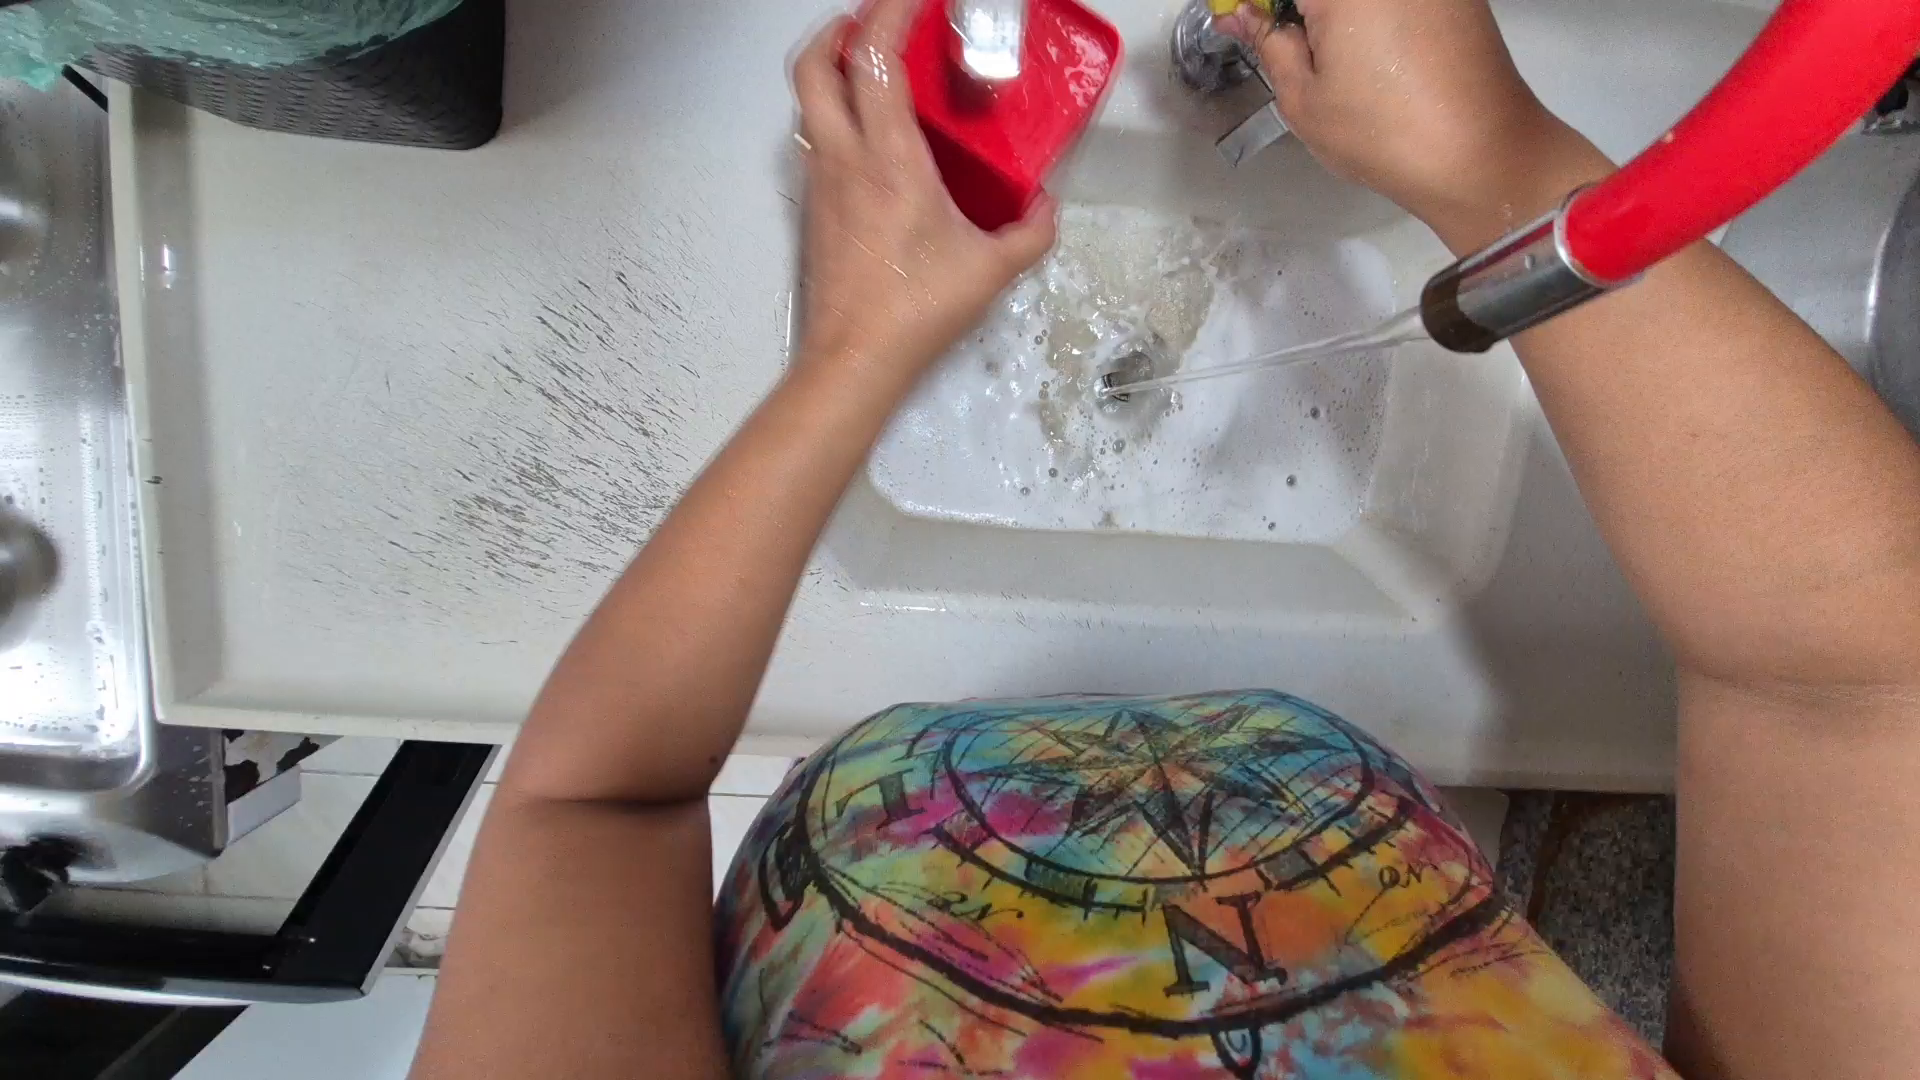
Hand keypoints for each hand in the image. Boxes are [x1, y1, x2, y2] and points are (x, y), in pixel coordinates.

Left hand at [790, 0, 1057, 392]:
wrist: (857, 359)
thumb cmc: (917, 311)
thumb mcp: (990, 271)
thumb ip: (1030, 233)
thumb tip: (1046, 209)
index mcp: (889, 159)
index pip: (875, 54)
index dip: (892, 8)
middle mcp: (844, 160)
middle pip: (814, 63)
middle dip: (841, 27)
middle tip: (878, 29)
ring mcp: (821, 186)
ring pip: (807, 104)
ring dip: (832, 74)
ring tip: (874, 79)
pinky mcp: (814, 214)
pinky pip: (814, 144)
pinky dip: (834, 121)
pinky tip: (869, 148)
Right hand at [1217, 0, 1609, 250]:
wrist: (1472, 148)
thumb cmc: (1379, 131)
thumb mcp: (1304, 99)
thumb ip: (1271, 45)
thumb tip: (1244, 15)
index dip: (1253, 1)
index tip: (1235, 17)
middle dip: (1291, 8)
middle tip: (1273, 34)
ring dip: (1328, 14)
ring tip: (1320, 52)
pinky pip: (1391, 0)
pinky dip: (1365, 13)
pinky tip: (1364, 51)